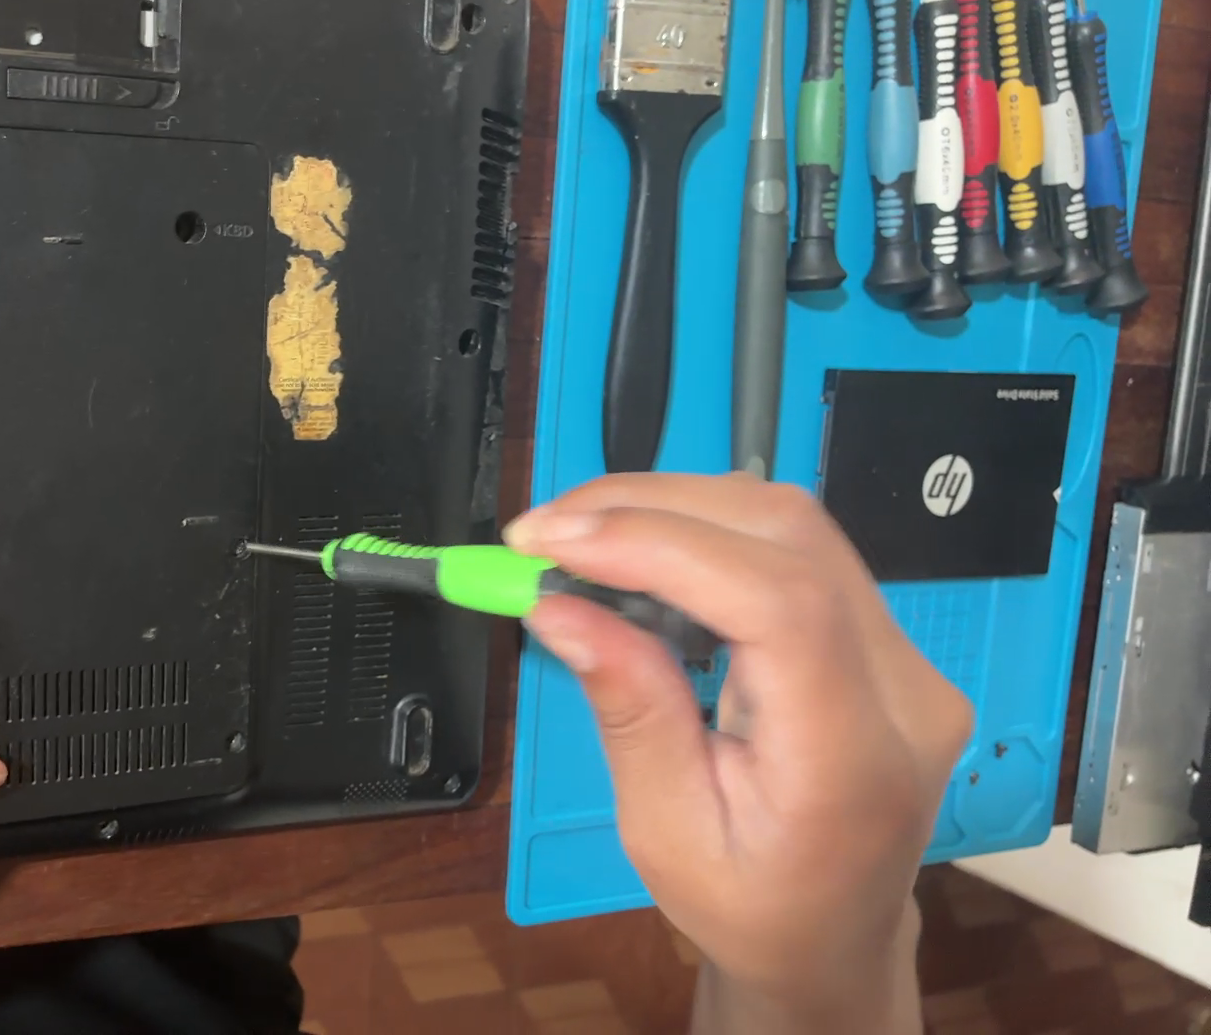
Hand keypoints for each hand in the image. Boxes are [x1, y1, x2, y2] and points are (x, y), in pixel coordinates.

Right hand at [505, 474, 970, 1034]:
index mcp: (852, 758)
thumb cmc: (748, 906)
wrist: (833, 937)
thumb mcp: (664, 830)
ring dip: (660, 504)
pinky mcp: (869, 628)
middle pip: (780, 533)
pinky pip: (776, 541)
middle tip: (539, 531)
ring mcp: (898, 647)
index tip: (548, 544)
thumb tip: (555, 607)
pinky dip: (686, 522)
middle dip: (641, 507)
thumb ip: (627, 710)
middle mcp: (901, 683)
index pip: (776, 604)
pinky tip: (626, 544)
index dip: (656, 548)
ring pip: (779, 518)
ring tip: (570, 532)